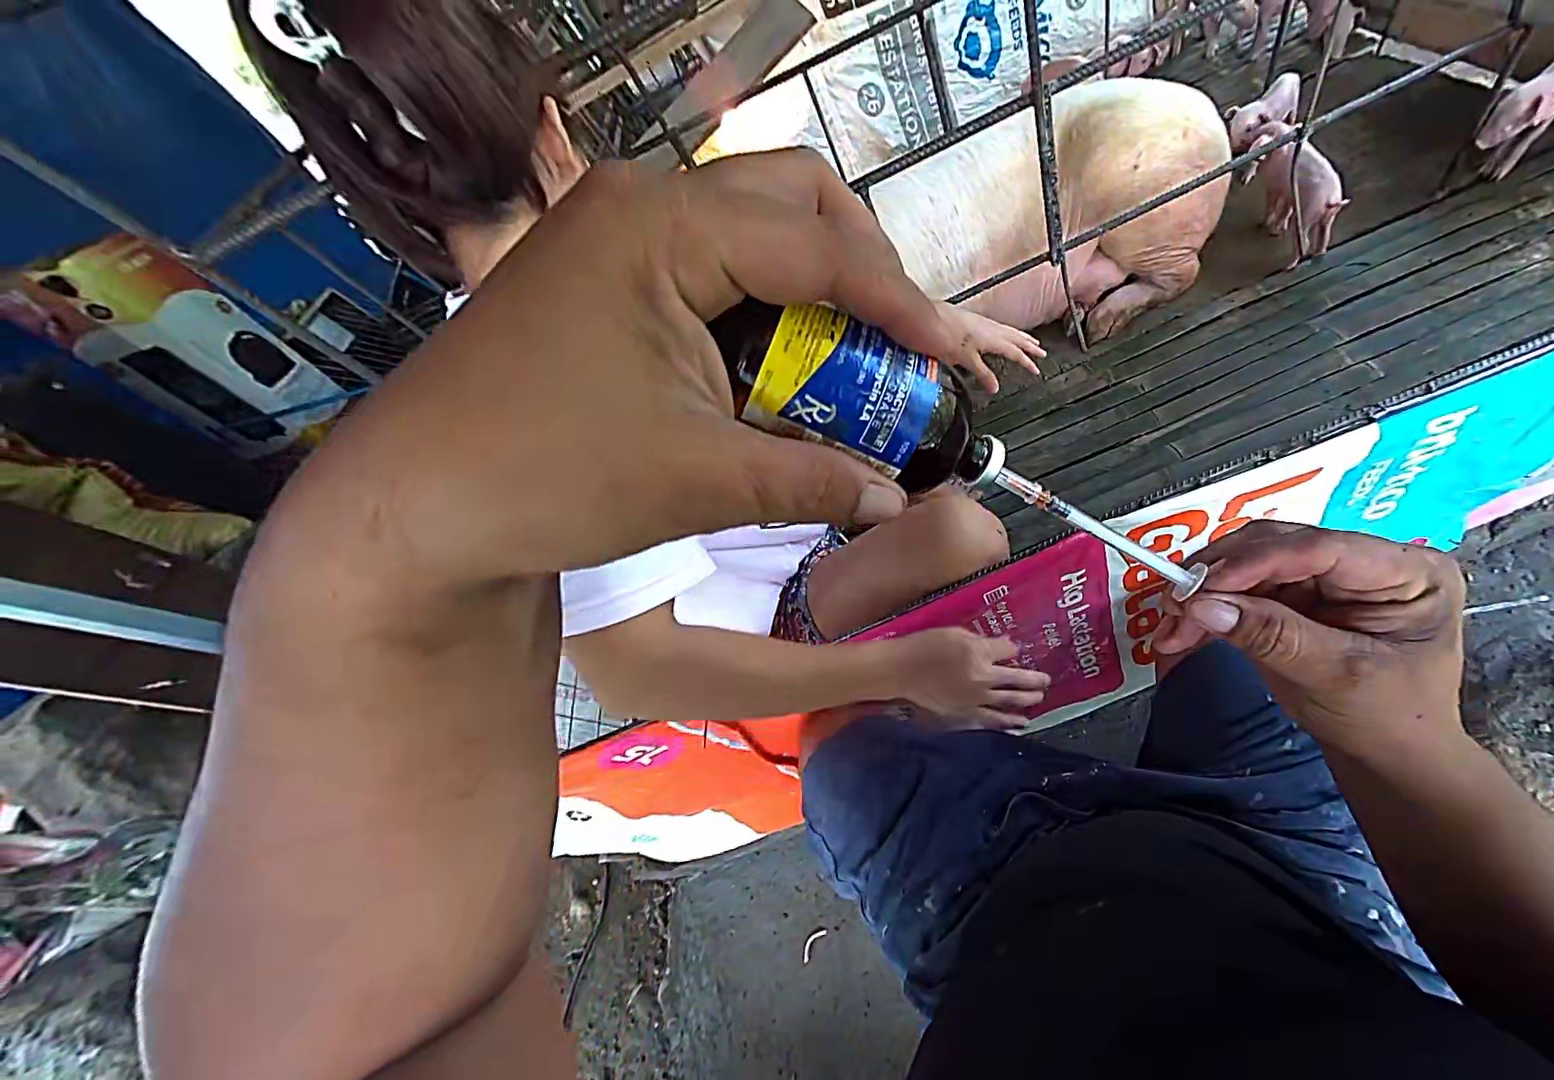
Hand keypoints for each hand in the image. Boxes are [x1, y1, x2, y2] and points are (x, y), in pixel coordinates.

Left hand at [140, 149, 973, 1079]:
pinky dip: (776, 315)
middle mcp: (644, 207)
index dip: (901, 302)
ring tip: (861, 357)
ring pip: (761, 230)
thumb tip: (896, 498)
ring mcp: (624, 239)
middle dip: (868, 268)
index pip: (819, 248)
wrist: (416, 513)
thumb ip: (815, 480)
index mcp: (662, 229)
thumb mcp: (704, 479)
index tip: (955, 352)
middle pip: (797, 201)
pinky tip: (792, 369)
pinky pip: (724, 273)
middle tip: (904, 338)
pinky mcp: (616, 280)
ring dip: (824, 290)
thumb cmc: (549, 480)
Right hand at [887, 628, 1050, 728]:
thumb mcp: (955, 633)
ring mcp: (975, 700)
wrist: (901, 671)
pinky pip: (991, 721)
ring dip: (1026, 702)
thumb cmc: (925, 646)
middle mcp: (983, 679)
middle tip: (1046, 681)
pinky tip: (1018, 725)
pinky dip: (1006, 723)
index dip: (1013, 649)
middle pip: (1016, 681)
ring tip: (1039, 700)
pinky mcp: (965, 715)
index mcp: (980, 655)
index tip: (1016, 650)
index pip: (1008, 651)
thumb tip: (1003, 646)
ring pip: (1008, 703)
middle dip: (1034, 681)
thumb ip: (981, 641)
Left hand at [934, 302, 1044, 393]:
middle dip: (1028, 345)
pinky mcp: (970, 319)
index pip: (1014, 352)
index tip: (1036, 370)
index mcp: (992, 338)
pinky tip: (998, 334)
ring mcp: (979, 322)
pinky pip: (995, 326)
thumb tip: (995, 387)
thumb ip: (982, 372)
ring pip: (1005, 330)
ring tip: (1026, 340)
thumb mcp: (965, 359)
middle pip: (1014, 337)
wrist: (923, 317)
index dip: (1026, 361)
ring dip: (1018, 336)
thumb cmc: (943, 336)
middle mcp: (989, 328)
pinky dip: (1004, 332)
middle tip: (1041, 350)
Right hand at [1151, 522, 1465, 754]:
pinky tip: (1182, 631)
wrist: (1389, 759)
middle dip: (1220, 576)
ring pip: (1248, 566)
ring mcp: (1326, 579)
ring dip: (1204, 595)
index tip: (1203, 586)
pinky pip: (1240, 592)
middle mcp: (1364, 562)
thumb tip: (1203, 606)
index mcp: (1407, 572)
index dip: (1255, 562)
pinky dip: (1209, 612)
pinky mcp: (1295, 597)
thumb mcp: (1336, 678)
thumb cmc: (1389, 721)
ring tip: (1171, 625)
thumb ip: (1272, 636)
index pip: (1320, 548)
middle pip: (1277, 547)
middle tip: (1176, 603)